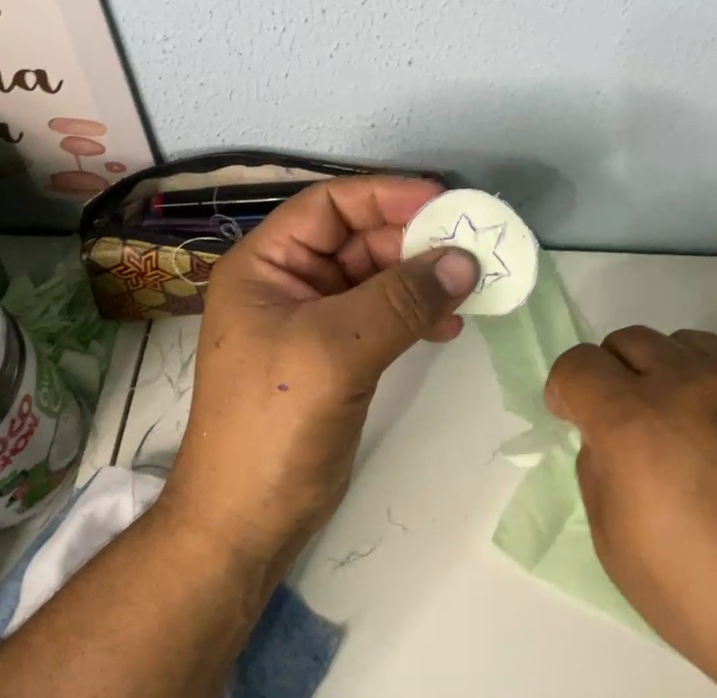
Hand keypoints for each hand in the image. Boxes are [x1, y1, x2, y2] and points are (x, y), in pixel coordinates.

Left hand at [159, 177, 478, 567]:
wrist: (245, 521)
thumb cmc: (273, 424)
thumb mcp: (335, 350)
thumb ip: (400, 300)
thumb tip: (465, 259)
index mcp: (265, 265)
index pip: (328, 206)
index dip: (384, 195)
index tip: (445, 201)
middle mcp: (285, 283)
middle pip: (356, 239)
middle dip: (412, 241)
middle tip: (472, 249)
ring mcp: (310, 322)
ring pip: (375, 278)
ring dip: (420, 279)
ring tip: (470, 288)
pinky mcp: (335, 357)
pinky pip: (381, 316)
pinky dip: (415, 315)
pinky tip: (449, 327)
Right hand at [546, 328, 716, 697]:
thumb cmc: (715, 604)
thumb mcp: (619, 550)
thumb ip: (599, 472)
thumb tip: (608, 440)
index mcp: (634, 423)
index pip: (577, 364)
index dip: (568, 390)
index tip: (577, 415)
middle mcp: (690, 383)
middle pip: (630, 341)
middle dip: (618, 376)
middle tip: (637, 425)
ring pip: (690, 345)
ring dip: (676, 376)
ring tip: (701, 430)